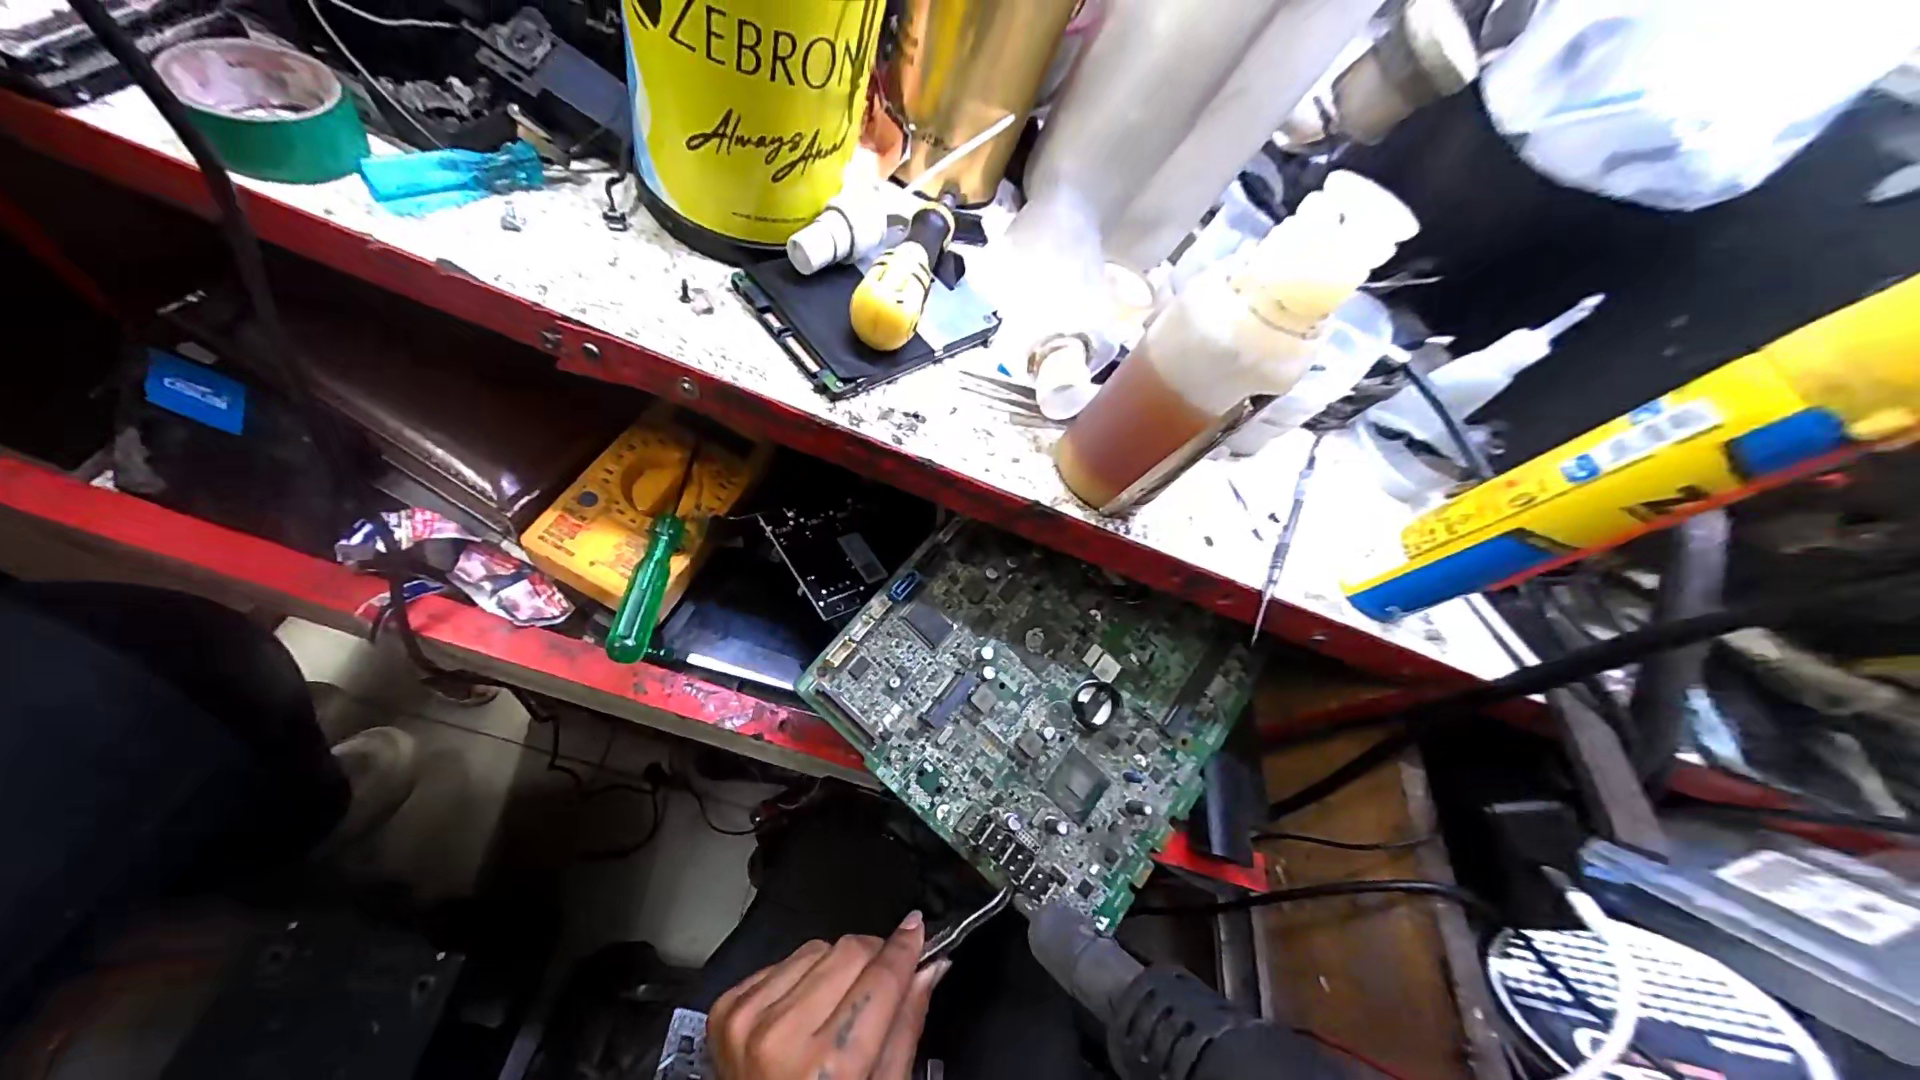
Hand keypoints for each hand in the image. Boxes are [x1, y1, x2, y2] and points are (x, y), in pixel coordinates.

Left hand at [709, 911, 949, 1079]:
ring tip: (833, 1006)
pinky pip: (782, 962)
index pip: (881, 978)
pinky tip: (799, 1012)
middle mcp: (783, 1036)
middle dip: (872, 957)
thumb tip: (929, 966)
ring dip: (834, 967)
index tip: (916, 927)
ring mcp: (748, 1020)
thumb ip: (906, 1025)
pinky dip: (799, 977)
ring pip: (816, 948)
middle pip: (849, 950)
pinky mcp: (726, 1009)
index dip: (905, 947)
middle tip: (878, 980)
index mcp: (829, 1067)